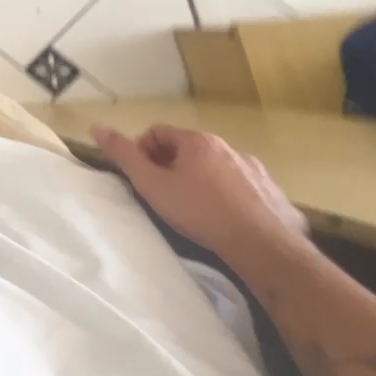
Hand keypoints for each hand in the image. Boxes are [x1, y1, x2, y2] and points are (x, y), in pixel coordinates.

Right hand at [93, 123, 307, 257]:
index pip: (158, 132)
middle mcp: (231, 149)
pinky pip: (245, 188)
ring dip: (202, 180)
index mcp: (199, 141)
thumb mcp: (150, 183)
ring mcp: (259, 172)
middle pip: (188, 149)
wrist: (265, 248)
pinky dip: (231, 196)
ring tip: (197, 208)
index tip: (145, 176)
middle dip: (172, 166)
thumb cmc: (200, 210)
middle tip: (166, 192)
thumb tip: (97, 127)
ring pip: (218, 169)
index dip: (143, 151)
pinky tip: (227, 219)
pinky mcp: (278, 196)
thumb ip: (123, 153)